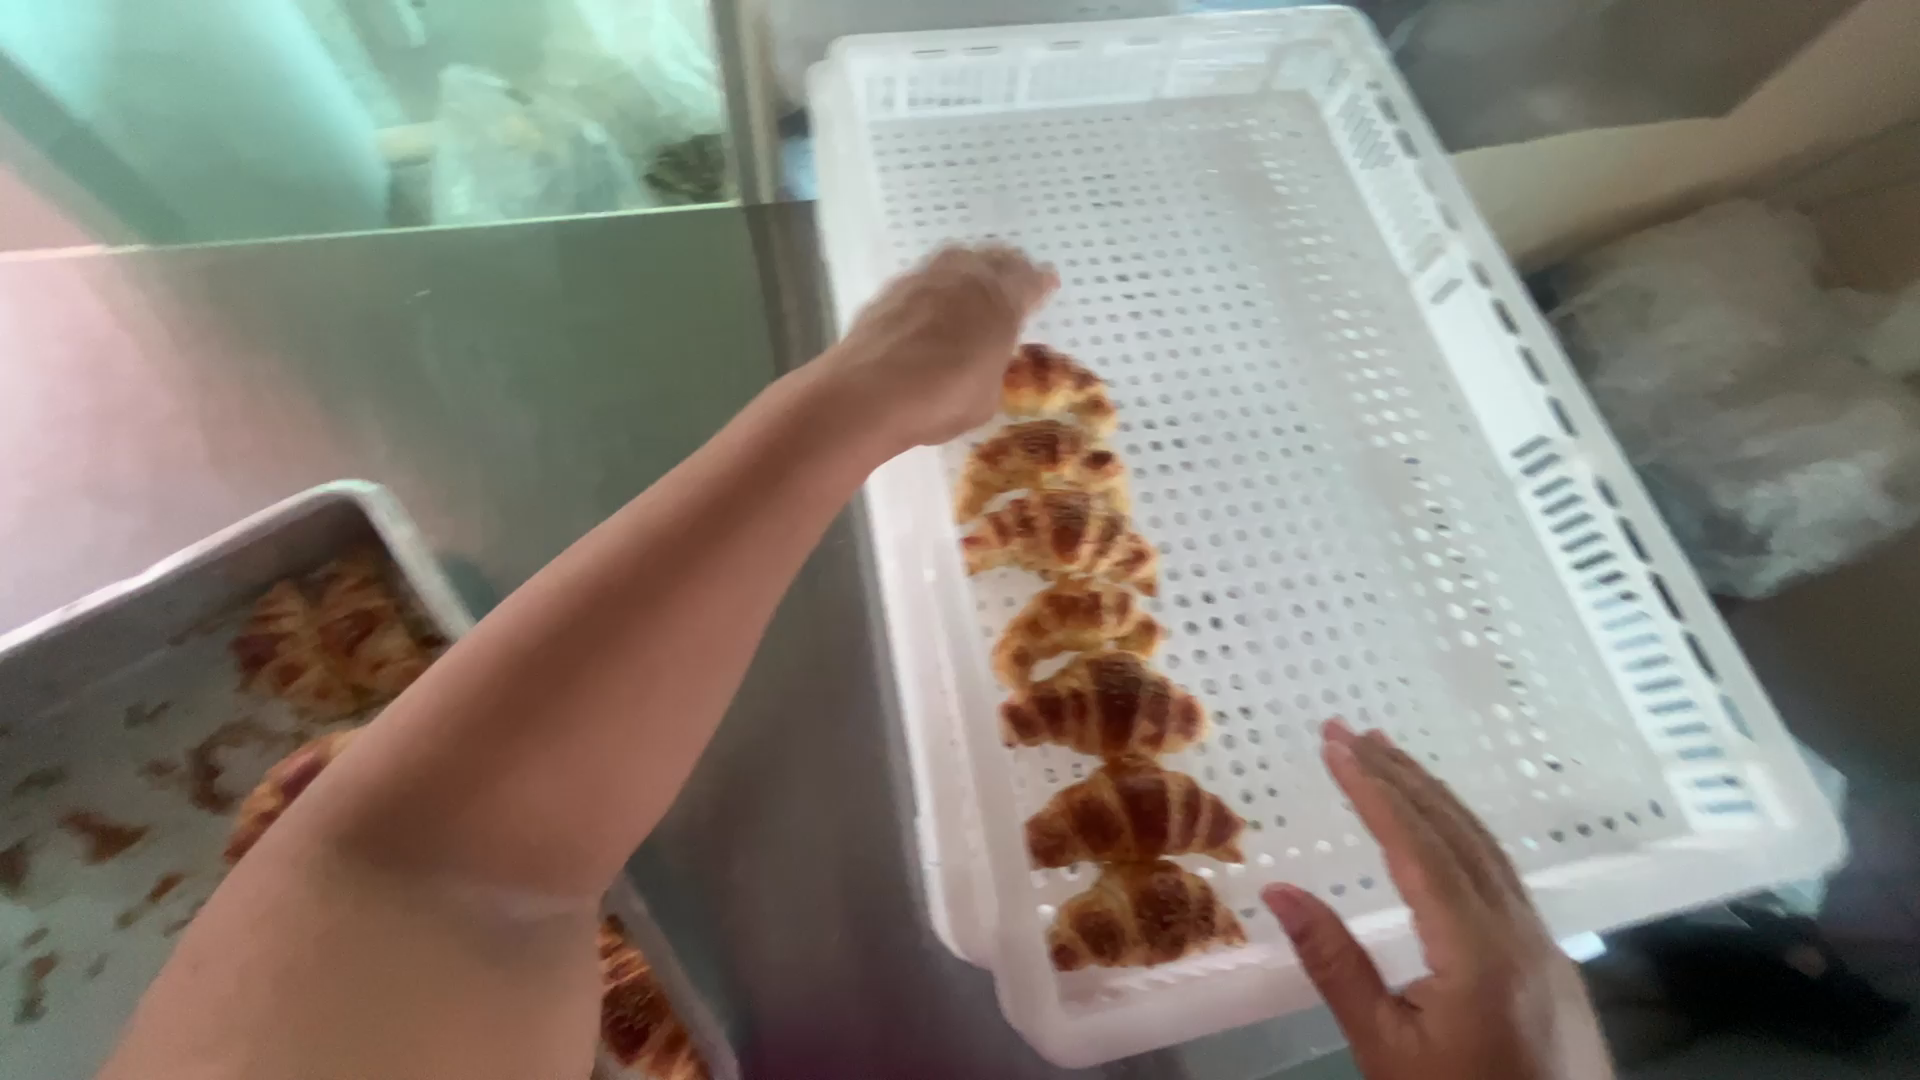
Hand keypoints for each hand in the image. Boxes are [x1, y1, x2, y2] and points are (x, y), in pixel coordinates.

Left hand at [820, 244, 1056, 450]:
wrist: (868, 393)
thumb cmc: (940, 401)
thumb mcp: (985, 398)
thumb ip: (991, 370)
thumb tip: (982, 362)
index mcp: (1001, 302)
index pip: (1031, 282)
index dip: (1040, 284)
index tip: (1046, 283)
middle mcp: (966, 279)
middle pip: (994, 259)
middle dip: (1007, 267)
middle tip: (1013, 277)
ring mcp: (924, 279)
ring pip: (956, 260)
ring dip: (969, 268)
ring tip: (972, 284)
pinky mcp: (890, 290)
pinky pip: (923, 279)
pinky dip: (934, 287)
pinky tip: (930, 305)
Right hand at [1263, 722, 1614, 1079]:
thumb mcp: (1385, 1052)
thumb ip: (1335, 965)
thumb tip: (1279, 891)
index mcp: (1480, 956)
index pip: (1419, 848)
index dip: (1373, 791)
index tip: (1333, 746)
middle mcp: (1521, 935)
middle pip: (1455, 831)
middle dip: (1396, 773)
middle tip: (1345, 729)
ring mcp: (1544, 944)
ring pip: (1483, 845)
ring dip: (1429, 790)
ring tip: (1383, 750)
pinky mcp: (1549, 959)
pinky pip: (1497, 869)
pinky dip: (1455, 825)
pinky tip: (1432, 819)